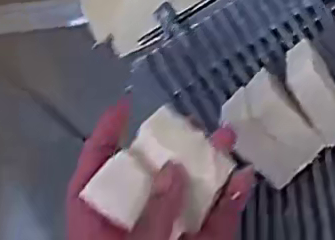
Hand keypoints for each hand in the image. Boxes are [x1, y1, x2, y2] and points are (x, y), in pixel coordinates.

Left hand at [67, 100, 254, 239]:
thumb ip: (152, 218)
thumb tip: (171, 170)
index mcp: (98, 239)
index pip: (91, 183)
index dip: (102, 143)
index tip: (124, 107)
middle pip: (145, 188)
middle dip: (172, 151)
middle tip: (192, 124)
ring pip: (186, 206)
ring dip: (209, 171)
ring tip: (227, 138)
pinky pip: (213, 233)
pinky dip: (230, 208)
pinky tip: (244, 181)